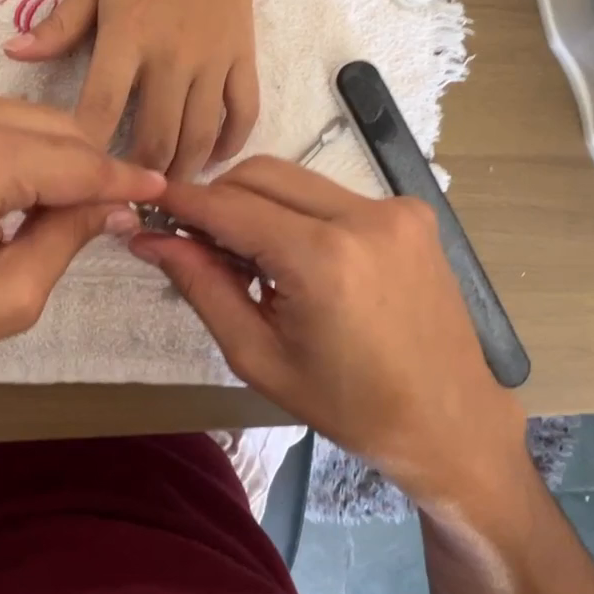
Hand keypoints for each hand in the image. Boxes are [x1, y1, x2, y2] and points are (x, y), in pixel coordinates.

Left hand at [0, 89, 165, 410]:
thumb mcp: (5, 298)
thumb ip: (69, 237)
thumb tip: (115, 204)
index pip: (74, 161)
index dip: (121, 178)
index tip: (160, 186)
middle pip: (47, 125)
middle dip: (82, 166)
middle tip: (103, 211)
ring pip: (11, 115)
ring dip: (40, 155)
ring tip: (46, 208)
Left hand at [4, 0, 260, 179]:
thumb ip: (58, 24)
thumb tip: (13, 55)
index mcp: (127, 36)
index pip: (100, 111)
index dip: (85, 152)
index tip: (75, 175)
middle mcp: (171, 57)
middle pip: (154, 137)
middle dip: (137, 174)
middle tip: (122, 194)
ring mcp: (213, 60)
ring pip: (198, 135)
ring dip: (181, 170)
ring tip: (163, 189)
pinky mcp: (243, 56)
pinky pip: (243, 112)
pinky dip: (230, 143)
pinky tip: (213, 158)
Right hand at [128, 157, 527, 506]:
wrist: (447, 419)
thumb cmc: (346, 404)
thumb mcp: (257, 355)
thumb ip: (201, 287)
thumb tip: (149, 240)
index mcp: (322, 260)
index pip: (229, 207)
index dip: (180, 202)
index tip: (146, 204)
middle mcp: (362, 216)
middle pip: (259, 174)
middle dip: (217, 200)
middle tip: (196, 244)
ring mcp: (394, 208)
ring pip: (294, 179)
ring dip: (256, 205)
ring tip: (249, 260)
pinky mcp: (411, 212)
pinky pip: (329, 194)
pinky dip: (297, 214)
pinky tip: (297, 261)